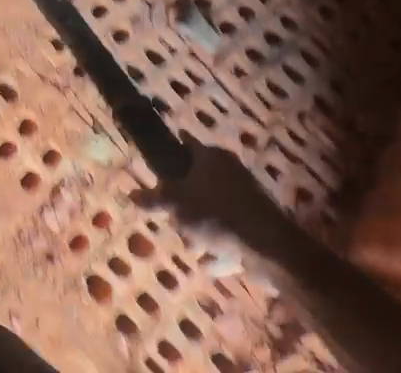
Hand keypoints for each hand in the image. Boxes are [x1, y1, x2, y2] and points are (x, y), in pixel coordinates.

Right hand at [133, 136, 300, 263]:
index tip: (160, 160)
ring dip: (202, 217)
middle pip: (200, 174)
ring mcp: (250, 191)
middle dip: (185, 192)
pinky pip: (232, 222)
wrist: (270, 248)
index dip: (172, 149)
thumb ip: (152, 198)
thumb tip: (130, 193)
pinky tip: (213, 257)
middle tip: (172, 208)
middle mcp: (231, 167)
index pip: (186, 142)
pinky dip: (221, 235)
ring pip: (215, 200)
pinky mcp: (261, 216)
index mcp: (210, 156)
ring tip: (191, 239)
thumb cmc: (216, 214)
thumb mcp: (175, 204)